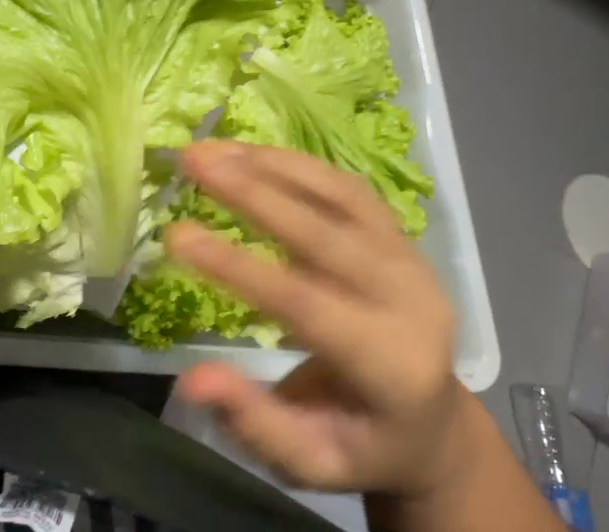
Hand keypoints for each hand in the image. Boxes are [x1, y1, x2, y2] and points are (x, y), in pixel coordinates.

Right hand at [165, 142, 466, 498]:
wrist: (432, 422)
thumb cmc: (360, 443)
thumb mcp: (310, 460)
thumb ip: (256, 422)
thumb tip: (193, 378)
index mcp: (392, 365)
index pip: (307, 305)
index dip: (239, 267)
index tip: (176, 236)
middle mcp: (410, 301)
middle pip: (327, 234)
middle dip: (254, 192)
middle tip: (191, 161)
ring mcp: (409, 260)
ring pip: (340, 196)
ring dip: (270, 164)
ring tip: (207, 148)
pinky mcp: (399, 237)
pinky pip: (346, 187)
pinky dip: (295, 162)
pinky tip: (246, 151)